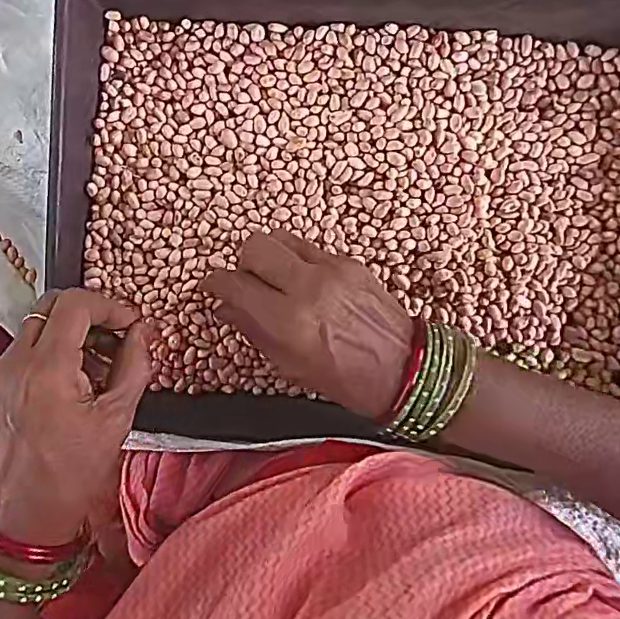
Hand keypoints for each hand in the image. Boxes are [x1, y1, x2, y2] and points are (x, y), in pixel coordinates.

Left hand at [0, 290, 151, 544]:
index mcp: (46, 369)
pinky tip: (77, 378)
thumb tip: (143, 334)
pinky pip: (26, 347)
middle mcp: (15, 364)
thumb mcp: (116, 419)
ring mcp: (0, 373)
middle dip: (90, 311)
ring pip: (39, 324)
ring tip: (101, 361)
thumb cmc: (68, 478)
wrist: (19, 519)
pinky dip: (54, 348)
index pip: (75, 304)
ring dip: (73, 330)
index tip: (130, 323)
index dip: (110, 305)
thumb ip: (135, 365)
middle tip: (116, 333)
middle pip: (52, 304)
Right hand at [202, 232, 417, 420]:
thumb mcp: (291, 366)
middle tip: (247, 283)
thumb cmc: (348, 380)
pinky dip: (299, 262)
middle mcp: (309, 287)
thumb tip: (226, 307)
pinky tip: (306, 284)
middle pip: (255, 246)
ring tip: (276, 281)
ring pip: (282, 238)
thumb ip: (254, 330)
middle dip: (243, 263)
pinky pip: (310, 249)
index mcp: (289, 321)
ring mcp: (332, 270)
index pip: (234, 284)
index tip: (214, 287)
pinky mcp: (350, 263)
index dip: (216, 284)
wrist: (406, 369)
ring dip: (271, 256)